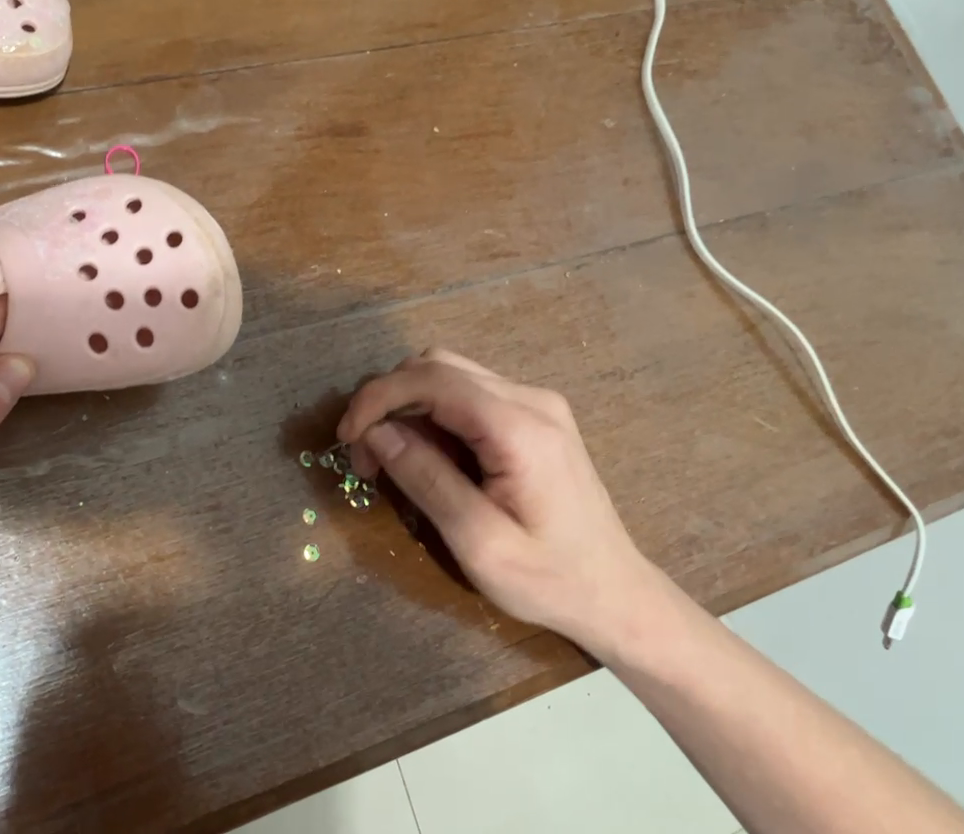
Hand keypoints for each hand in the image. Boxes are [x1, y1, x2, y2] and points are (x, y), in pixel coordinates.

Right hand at [338, 348, 665, 657]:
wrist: (616, 596)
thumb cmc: (550, 580)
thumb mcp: (478, 542)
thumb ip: (426, 479)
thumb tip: (376, 433)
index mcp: (520, 428)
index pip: (431, 379)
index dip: (377, 398)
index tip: (347, 438)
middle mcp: (530, 400)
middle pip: (436, 367)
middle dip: (387, 401)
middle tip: (365, 456)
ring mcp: (535, 405)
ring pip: (447, 376)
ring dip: (405, 407)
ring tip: (387, 458)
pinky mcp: (533, 417)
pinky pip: (465, 396)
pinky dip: (429, 415)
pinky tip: (423, 455)